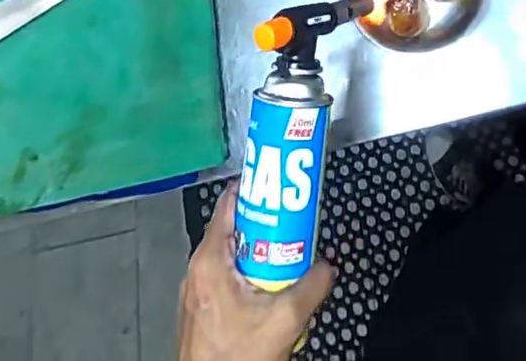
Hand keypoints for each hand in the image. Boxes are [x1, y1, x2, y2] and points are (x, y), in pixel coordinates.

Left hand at [177, 181, 334, 360]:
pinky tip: (269, 282)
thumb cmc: (240, 358)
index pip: (229, 203)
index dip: (257, 186)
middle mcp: (196, 270)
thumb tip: (329, 264)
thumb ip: (313, 284)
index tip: (281, 182)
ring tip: (287, 247)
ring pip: (230, 251)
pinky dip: (247, 268)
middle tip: (293, 216)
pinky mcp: (199, 309)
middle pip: (232, 226)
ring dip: (258, 246)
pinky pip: (225, 273)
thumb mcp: (287, 319)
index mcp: (210, 261)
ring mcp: (195, 291)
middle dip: (265, 219)